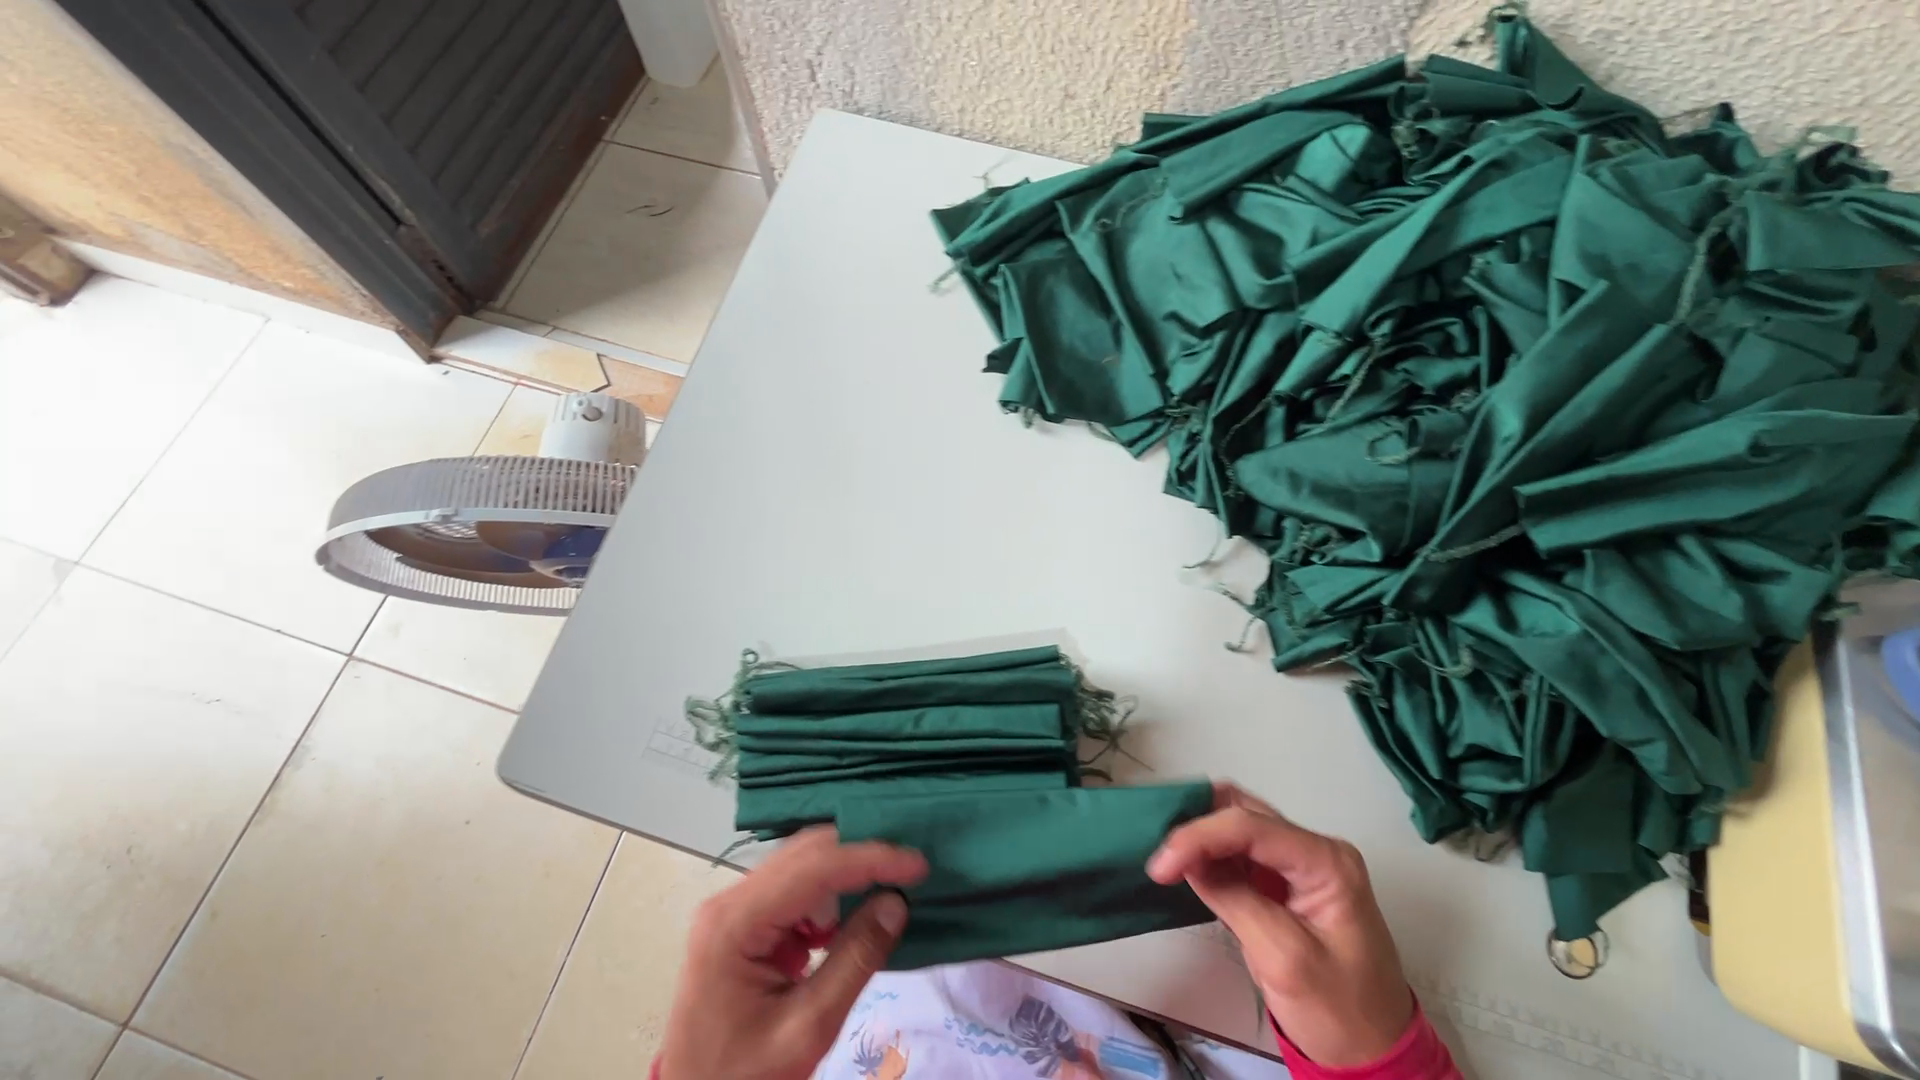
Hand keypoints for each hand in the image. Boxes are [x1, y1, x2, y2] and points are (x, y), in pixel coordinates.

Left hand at [658, 827, 927, 1079]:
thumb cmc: (747, 1073)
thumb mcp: (807, 1027)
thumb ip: (854, 961)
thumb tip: (896, 903)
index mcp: (735, 921)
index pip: (814, 867)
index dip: (870, 858)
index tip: (918, 864)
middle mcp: (729, 900)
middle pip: (806, 854)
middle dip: (862, 855)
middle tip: (912, 869)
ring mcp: (733, 909)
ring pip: (803, 865)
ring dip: (848, 873)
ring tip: (893, 886)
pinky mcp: (743, 923)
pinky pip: (795, 889)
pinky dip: (830, 896)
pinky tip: (854, 916)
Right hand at [1147, 784, 1412, 1066]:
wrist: (1371, 1053)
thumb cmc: (1337, 1010)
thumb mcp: (1283, 957)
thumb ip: (1233, 897)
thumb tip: (1185, 860)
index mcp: (1326, 861)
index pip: (1250, 826)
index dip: (1199, 837)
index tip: (1159, 867)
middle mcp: (1314, 849)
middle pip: (1243, 811)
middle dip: (1196, 825)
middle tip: (1159, 855)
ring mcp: (1299, 863)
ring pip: (1237, 824)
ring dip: (1199, 836)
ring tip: (1165, 859)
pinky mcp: (1282, 881)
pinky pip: (1238, 851)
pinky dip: (1208, 853)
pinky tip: (1184, 867)